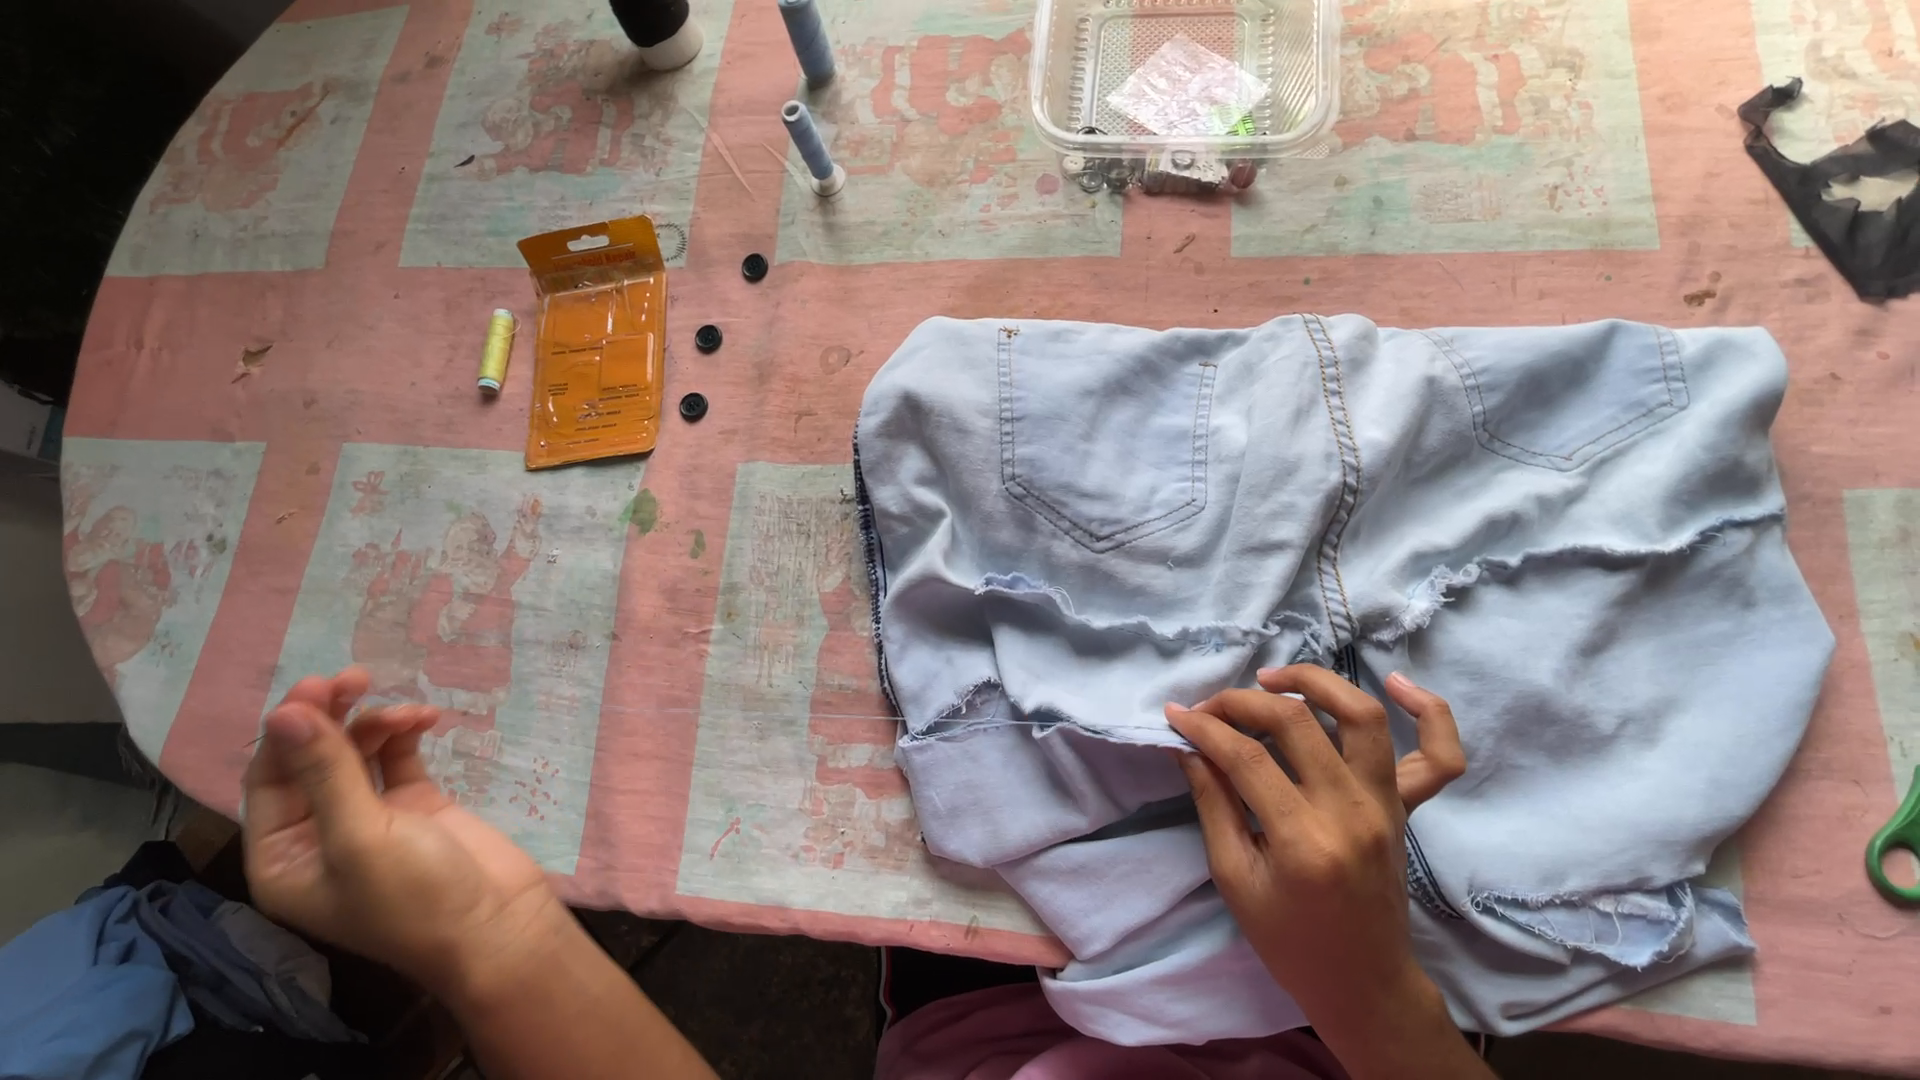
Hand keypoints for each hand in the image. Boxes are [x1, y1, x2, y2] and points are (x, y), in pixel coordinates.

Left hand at [242, 668, 564, 998]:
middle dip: (332, 718)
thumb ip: (325, 771)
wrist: (496, 920)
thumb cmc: (414, 893)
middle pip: (313, 761)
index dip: (291, 731)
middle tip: (355, 677)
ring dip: (376, 725)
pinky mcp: (418, 805)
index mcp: (284, 856)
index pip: (271, 779)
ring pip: (358, 755)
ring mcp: (372, 817)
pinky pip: (399, 760)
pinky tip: (426, 720)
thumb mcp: (361, 835)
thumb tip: (287, 711)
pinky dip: (406, 736)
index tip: (319, 686)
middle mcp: (320, 833)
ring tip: (407, 711)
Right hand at [1166, 666, 1468, 1057]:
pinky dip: (1429, 712)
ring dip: (1316, 682)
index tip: (1175, 717)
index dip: (1203, 728)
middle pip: (1295, 722)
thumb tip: (1188, 745)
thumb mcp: (1233, 878)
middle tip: (1209, 706)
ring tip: (1274, 679)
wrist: (1363, 984)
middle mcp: (1352, 811)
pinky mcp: (1408, 808)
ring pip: (1362, 716)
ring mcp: (1388, 806)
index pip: (1245, 757)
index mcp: (1302, 840)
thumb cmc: (1288, 941)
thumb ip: (1213, 803)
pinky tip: (1397, 683)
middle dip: (1242, 702)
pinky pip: (1440, 756)